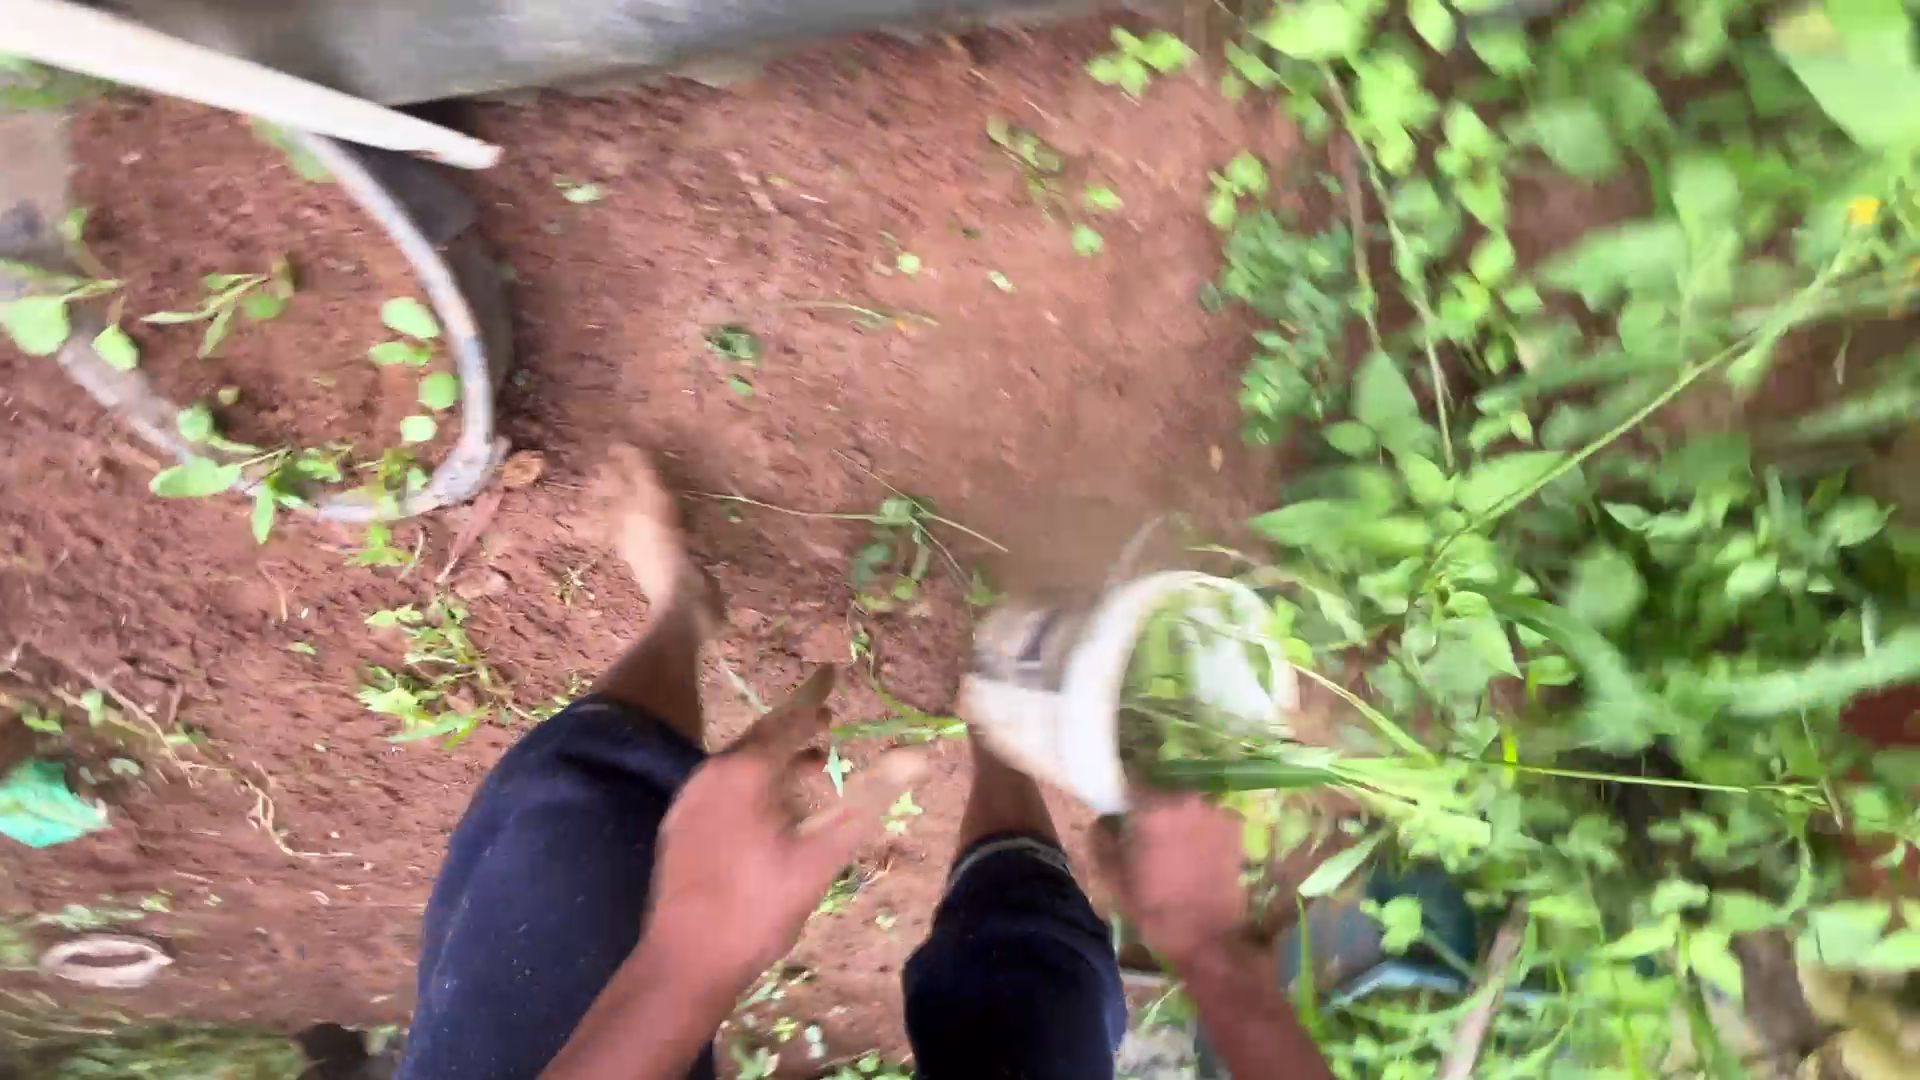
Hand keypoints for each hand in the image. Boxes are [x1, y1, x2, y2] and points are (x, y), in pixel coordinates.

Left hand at [641, 666, 925, 996]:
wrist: (684, 964)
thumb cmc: (759, 907)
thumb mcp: (823, 853)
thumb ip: (870, 798)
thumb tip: (917, 756)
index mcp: (746, 771)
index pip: (790, 718)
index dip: (814, 695)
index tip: (830, 671)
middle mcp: (712, 772)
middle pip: (762, 735)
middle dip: (797, 725)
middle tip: (828, 720)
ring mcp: (690, 798)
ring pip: (741, 761)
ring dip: (778, 755)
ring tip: (813, 762)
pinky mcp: (680, 824)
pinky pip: (723, 782)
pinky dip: (754, 778)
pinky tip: (772, 804)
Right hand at [1099, 794, 1249, 967]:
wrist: (1208, 939)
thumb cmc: (1154, 909)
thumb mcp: (1114, 878)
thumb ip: (1100, 841)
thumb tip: (1098, 820)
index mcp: (1151, 808)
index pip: (1131, 780)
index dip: (1124, 794)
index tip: (1121, 807)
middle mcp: (1184, 800)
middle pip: (1161, 792)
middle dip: (1153, 807)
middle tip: (1148, 832)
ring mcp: (1214, 811)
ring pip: (1187, 803)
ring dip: (1180, 816)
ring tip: (1176, 843)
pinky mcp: (1235, 826)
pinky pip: (1211, 815)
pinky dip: (1204, 825)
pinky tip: (1200, 849)